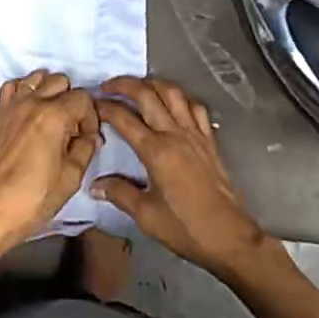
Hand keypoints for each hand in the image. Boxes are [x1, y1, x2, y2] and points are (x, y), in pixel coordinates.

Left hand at [0, 70, 99, 248]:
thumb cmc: (35, 197)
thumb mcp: (72, 176)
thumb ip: (86, 148)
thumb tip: (92, 136)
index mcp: (54, 116)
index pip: (83, 98)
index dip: (91, 117)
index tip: (88, 137)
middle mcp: (34, 103)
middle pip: (62, 81)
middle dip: (73, 101)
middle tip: (73, 127)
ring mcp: (14, 105)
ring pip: (39, 77)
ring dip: (50, 90)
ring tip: (53, 115)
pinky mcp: (1, 113)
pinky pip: (14, 85)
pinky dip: (25, 89)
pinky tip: (31, 108)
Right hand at [92, 75, 270, 279]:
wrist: (226, 233)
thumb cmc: (183, 227)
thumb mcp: (145, 215)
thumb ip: (119, 193)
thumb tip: (95, 184)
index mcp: (156, 150)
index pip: (124, 119)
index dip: (106, 108)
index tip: (92, 104)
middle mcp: (175, 133)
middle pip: (148, 95)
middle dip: (125, 84)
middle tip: (108, 86)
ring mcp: (195, 132)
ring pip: (173, 93)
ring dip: (153, 84)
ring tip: (139, 87)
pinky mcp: (209, 138)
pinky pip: (195, 106)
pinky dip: (181, 98)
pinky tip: (174, 103)